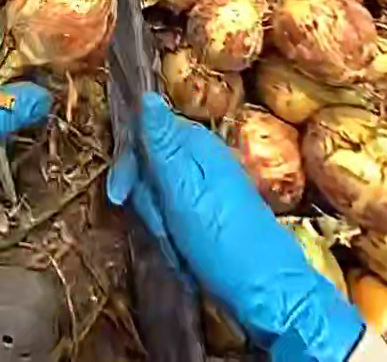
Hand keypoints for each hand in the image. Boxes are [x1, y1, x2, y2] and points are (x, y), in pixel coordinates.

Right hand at [106, 95, 362, 361]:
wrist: (268, 293)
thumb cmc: (221, 238)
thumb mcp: (183, 188)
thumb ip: (162, 141)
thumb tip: (146, 94)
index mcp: (195, 142)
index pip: (144, 134)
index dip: (128, 165)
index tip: (117, 197)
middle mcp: (202, 156)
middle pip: (150, 167)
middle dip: (149, 203)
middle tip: (163, 229)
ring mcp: (207, 185)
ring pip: (160, 196)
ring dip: (161, 226)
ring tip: (178, 249)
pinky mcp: (210, 212)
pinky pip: (176, 216)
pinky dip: (174, 238)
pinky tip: (184, 257)